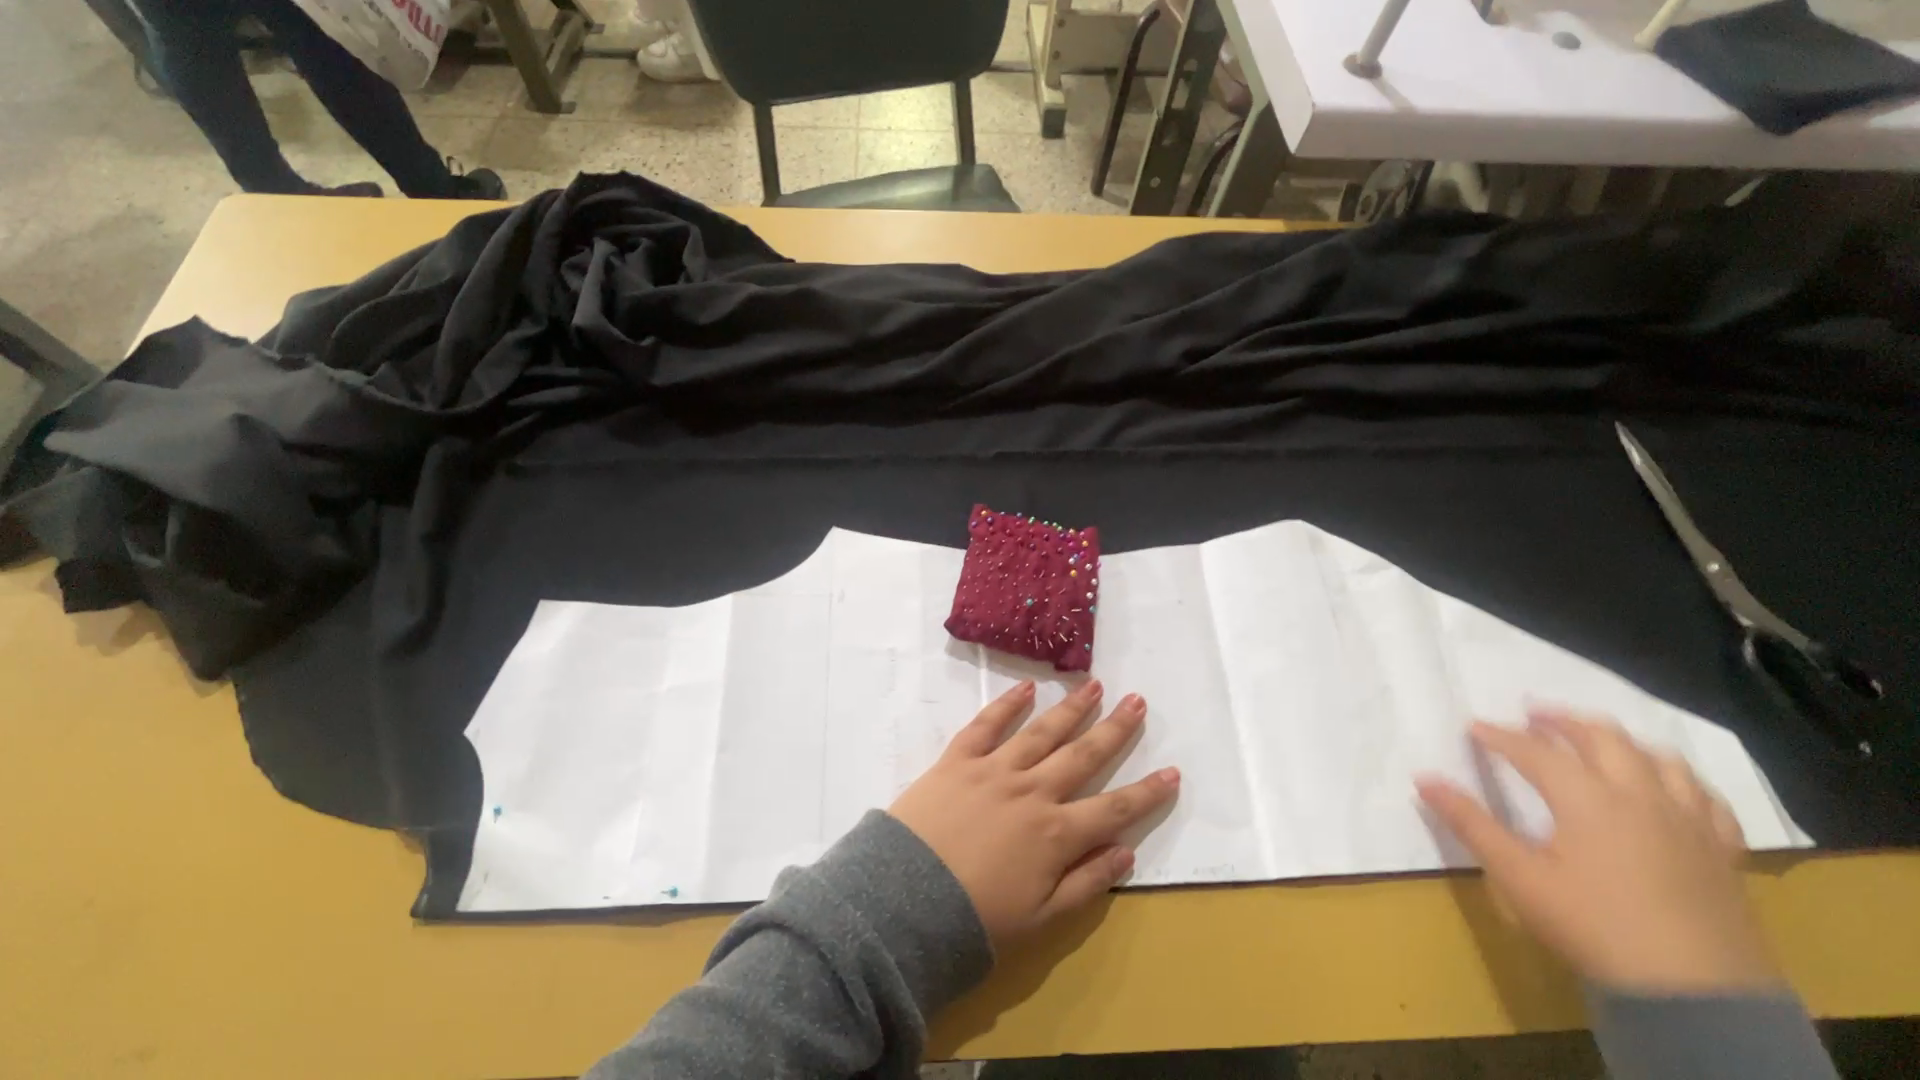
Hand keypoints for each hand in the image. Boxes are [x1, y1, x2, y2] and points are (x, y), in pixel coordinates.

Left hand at [889, 679, 1179, 950]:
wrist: (903, 902)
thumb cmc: (975, 919)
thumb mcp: (1041, 918)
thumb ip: (1086, 882)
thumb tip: (1126, 851)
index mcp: (1056, 834)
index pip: (1114, 809)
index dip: (1147, 793)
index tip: (1173, 772)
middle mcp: (1032, 793)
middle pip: (1083, 756)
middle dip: (1114, 730)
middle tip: (1137, 702)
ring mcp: (994, 771)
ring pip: (1041, 733)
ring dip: (1070, 708)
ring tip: (1093, 686)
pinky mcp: (957, 761)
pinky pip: (986, 725)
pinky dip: (1008, 705)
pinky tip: (1027, 688)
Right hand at [1417, 705, 1779, 993]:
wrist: (1693, 988)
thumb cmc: (1592, 926)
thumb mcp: (1518, 878)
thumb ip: (1471, 824)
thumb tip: (1424, 779)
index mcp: (1587, 797)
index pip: (1535, 751)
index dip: (1501, 736)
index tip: (1474, 727)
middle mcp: (1640, 794)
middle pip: (1603, 738)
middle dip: (1564, 721)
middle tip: (1536, 714)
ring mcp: (1688, 819)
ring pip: (1660, 758)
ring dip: (1623, 741)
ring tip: (1601, 741)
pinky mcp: (1721, 849)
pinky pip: (1707, 799)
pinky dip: (1682, 782)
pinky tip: (1671, 789)